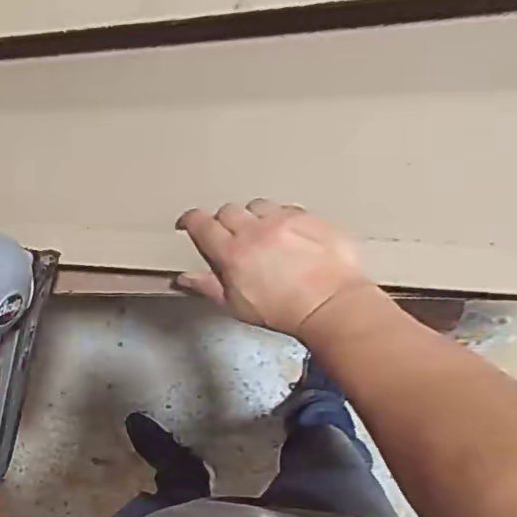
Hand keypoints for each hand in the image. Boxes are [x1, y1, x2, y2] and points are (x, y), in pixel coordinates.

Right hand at [175, 200, 375, 336]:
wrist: (330, 304)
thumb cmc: (285, 311)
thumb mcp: (238, 306)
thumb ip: (209, 287)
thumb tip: (186, 277)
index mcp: (233, 252)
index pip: (202, 224)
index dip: (191, 221)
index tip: (189, 223)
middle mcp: (256, 229)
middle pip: (229, 210)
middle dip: (225, 222)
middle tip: (231, 237)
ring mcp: (284, 219)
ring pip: (258, 205)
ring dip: (255, 217)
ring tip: (263, 236)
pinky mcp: (309, 217)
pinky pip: (288, 209)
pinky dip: (283, 219)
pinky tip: (288, 236)